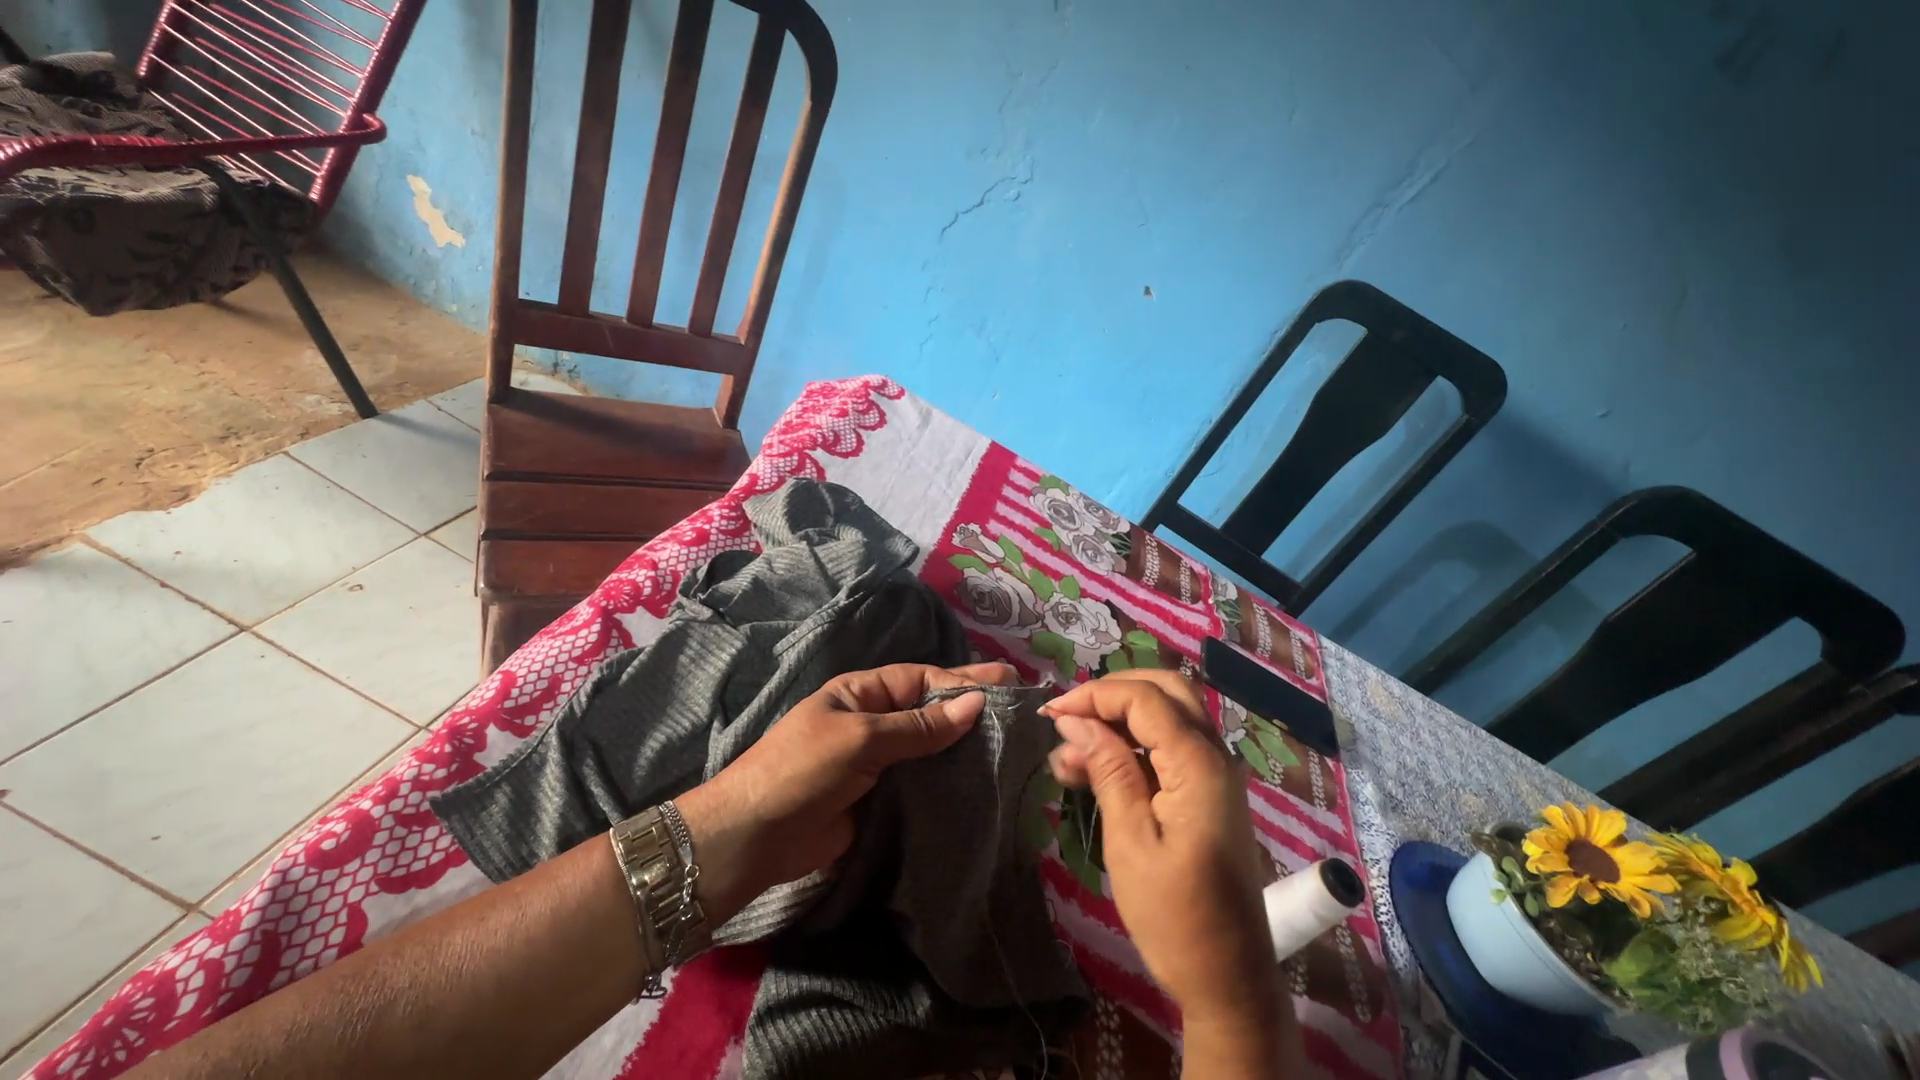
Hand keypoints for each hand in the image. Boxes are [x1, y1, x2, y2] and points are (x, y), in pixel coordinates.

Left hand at [675, 662, 1015, 923]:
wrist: (756, 838)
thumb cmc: (802, 770)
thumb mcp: (861, 738)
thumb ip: (919, 726)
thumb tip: (976, 704)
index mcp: (861, 693)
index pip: (921, 679)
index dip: (961, 680)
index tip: (1006, 683)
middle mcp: (873, 723)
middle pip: (930, 712)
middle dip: (971, 710)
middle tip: (1020, 710)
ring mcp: (877, 764)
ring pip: (930, 750)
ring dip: (965, 748)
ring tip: (1014, 746)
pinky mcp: (881, 802)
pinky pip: (923, 785)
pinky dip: (950, 783)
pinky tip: (982, 784)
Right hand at [1041, 671, 1283, 1034]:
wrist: (1227, 977)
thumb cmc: (1173, 915)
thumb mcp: (1128, 840)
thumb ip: (1107, 769)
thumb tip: (1074, 720)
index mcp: (1200, 765)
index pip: (1145, 699)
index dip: (1094, 696)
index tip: (1049, 715)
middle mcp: (1216, 757)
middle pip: (1165, 693)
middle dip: (1111, 695)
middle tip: (1065, 719)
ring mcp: (1217, 776)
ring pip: (1168, 718)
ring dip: (1119, 722)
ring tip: (1067, 755)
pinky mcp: (1209, 795)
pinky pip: (1170, 750)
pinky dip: (1133, 748)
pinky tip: (1092, 772)